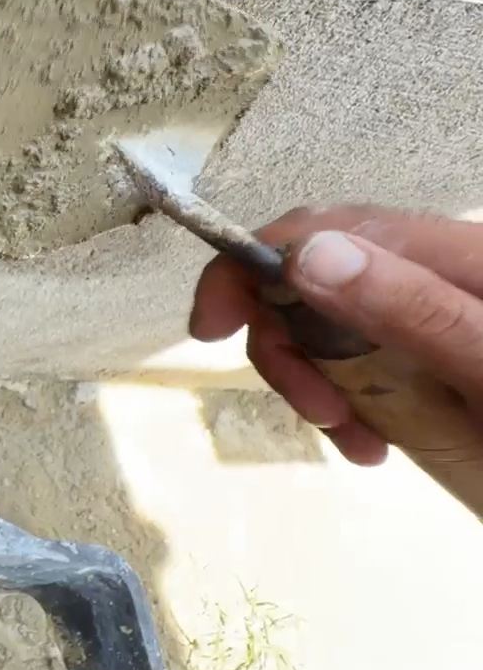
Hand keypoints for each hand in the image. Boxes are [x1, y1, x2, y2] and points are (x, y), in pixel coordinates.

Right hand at [190, 207, 482, 466]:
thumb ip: (420, 311)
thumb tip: (303, 253)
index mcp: (470, 261)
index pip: (324, 229)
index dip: (248, 266)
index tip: (212, 330)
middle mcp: (453, 276)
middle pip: (315, 279)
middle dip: (288, 343)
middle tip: (316, 414)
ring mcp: (450, 317)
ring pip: (330, 323)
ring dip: (315, 379)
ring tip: (353, 440)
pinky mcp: (447, 354)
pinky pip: (363, 357)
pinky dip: (346, 395)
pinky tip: (372, 437)